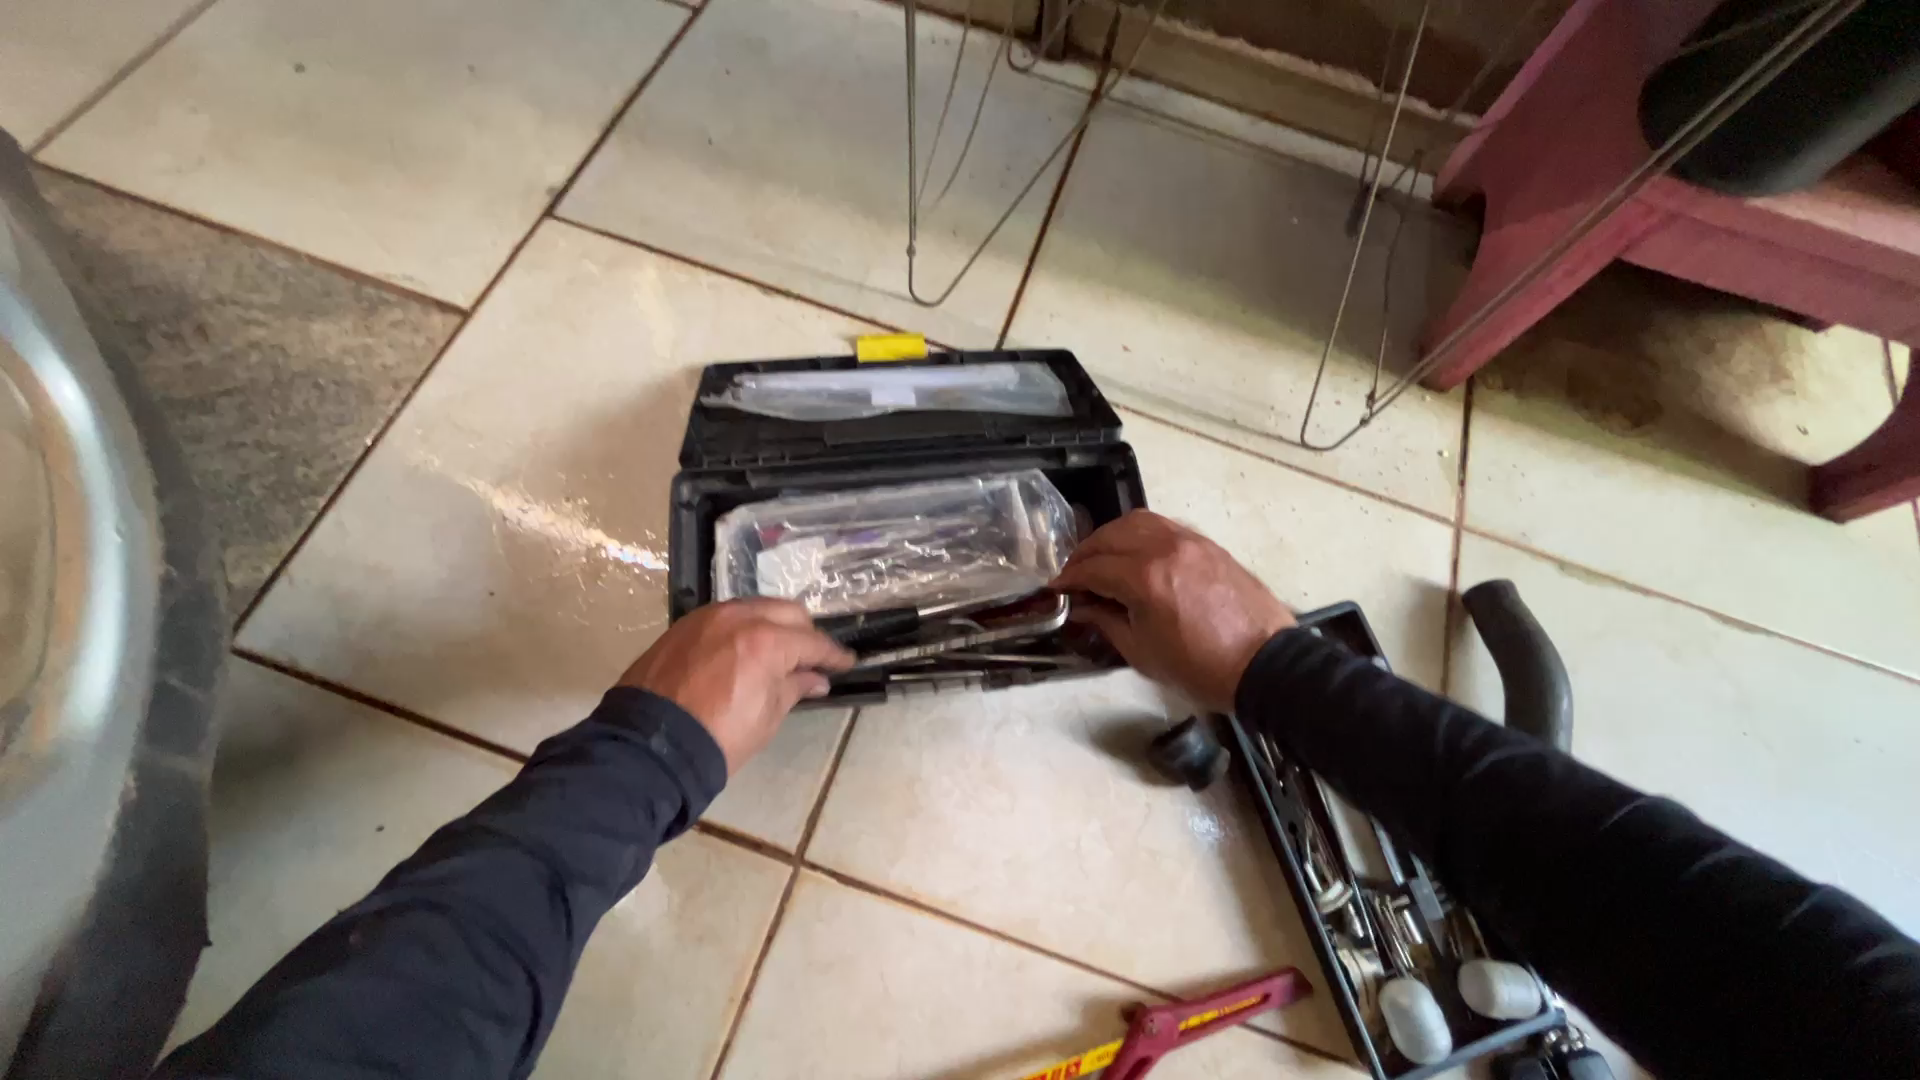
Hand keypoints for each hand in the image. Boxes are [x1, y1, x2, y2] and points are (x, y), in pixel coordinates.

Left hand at [619, 599, 854, 774]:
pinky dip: (744, 627)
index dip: (833, 655)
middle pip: (787, 612)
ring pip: (756, 607)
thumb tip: (815, 678)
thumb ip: (794, 687)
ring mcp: (708, 617)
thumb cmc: (718, 738)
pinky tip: (745, 649)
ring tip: (779, 652)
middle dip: (805, 633)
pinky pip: (726, 616)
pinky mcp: (684, 626)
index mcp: (765, 641)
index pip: (812, 642)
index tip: (846, 663)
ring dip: (774, 625)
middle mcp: (738, 617)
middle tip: (812, 658)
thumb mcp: (767, 717)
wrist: (649, 749)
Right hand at [1052, 510, 1294, 712]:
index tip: (1056, 588)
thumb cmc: (1199, 668)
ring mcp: (1188, 541)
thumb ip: (1106, 622)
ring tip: (1100, 558)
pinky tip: (1133, 552)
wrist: (1263, 664)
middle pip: (1109, 536)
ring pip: (1135, 521)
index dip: (1069, 579)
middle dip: (1084, 554)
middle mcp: (1163, 548)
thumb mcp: (1142, 653)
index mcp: (1144, 578)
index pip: (1093, 568)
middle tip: (1073, 574)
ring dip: (1110, 536)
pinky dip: (1138, 533)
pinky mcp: (1206, 544)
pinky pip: (1162, 526)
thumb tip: (1082, 608)